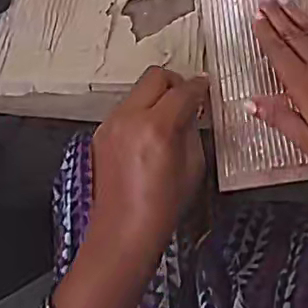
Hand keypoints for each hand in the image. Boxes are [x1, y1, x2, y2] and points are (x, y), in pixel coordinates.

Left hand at [89, 66, 209, 242]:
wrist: (123, 231)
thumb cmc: (161, 207)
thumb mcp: (193, 166)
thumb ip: (192, 129)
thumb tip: (191, 110)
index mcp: (156, 128)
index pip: (183, 90)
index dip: (199, 88)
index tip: (205, 89)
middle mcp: (129, 119)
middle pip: (156, 76)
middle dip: (176, 83)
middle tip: (188, 98)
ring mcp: (111, 124)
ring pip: (138, 90)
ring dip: (157, 96)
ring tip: (170, 119)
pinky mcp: (101, 132)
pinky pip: (126, 108)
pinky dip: (141, 111)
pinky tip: (151, 134)